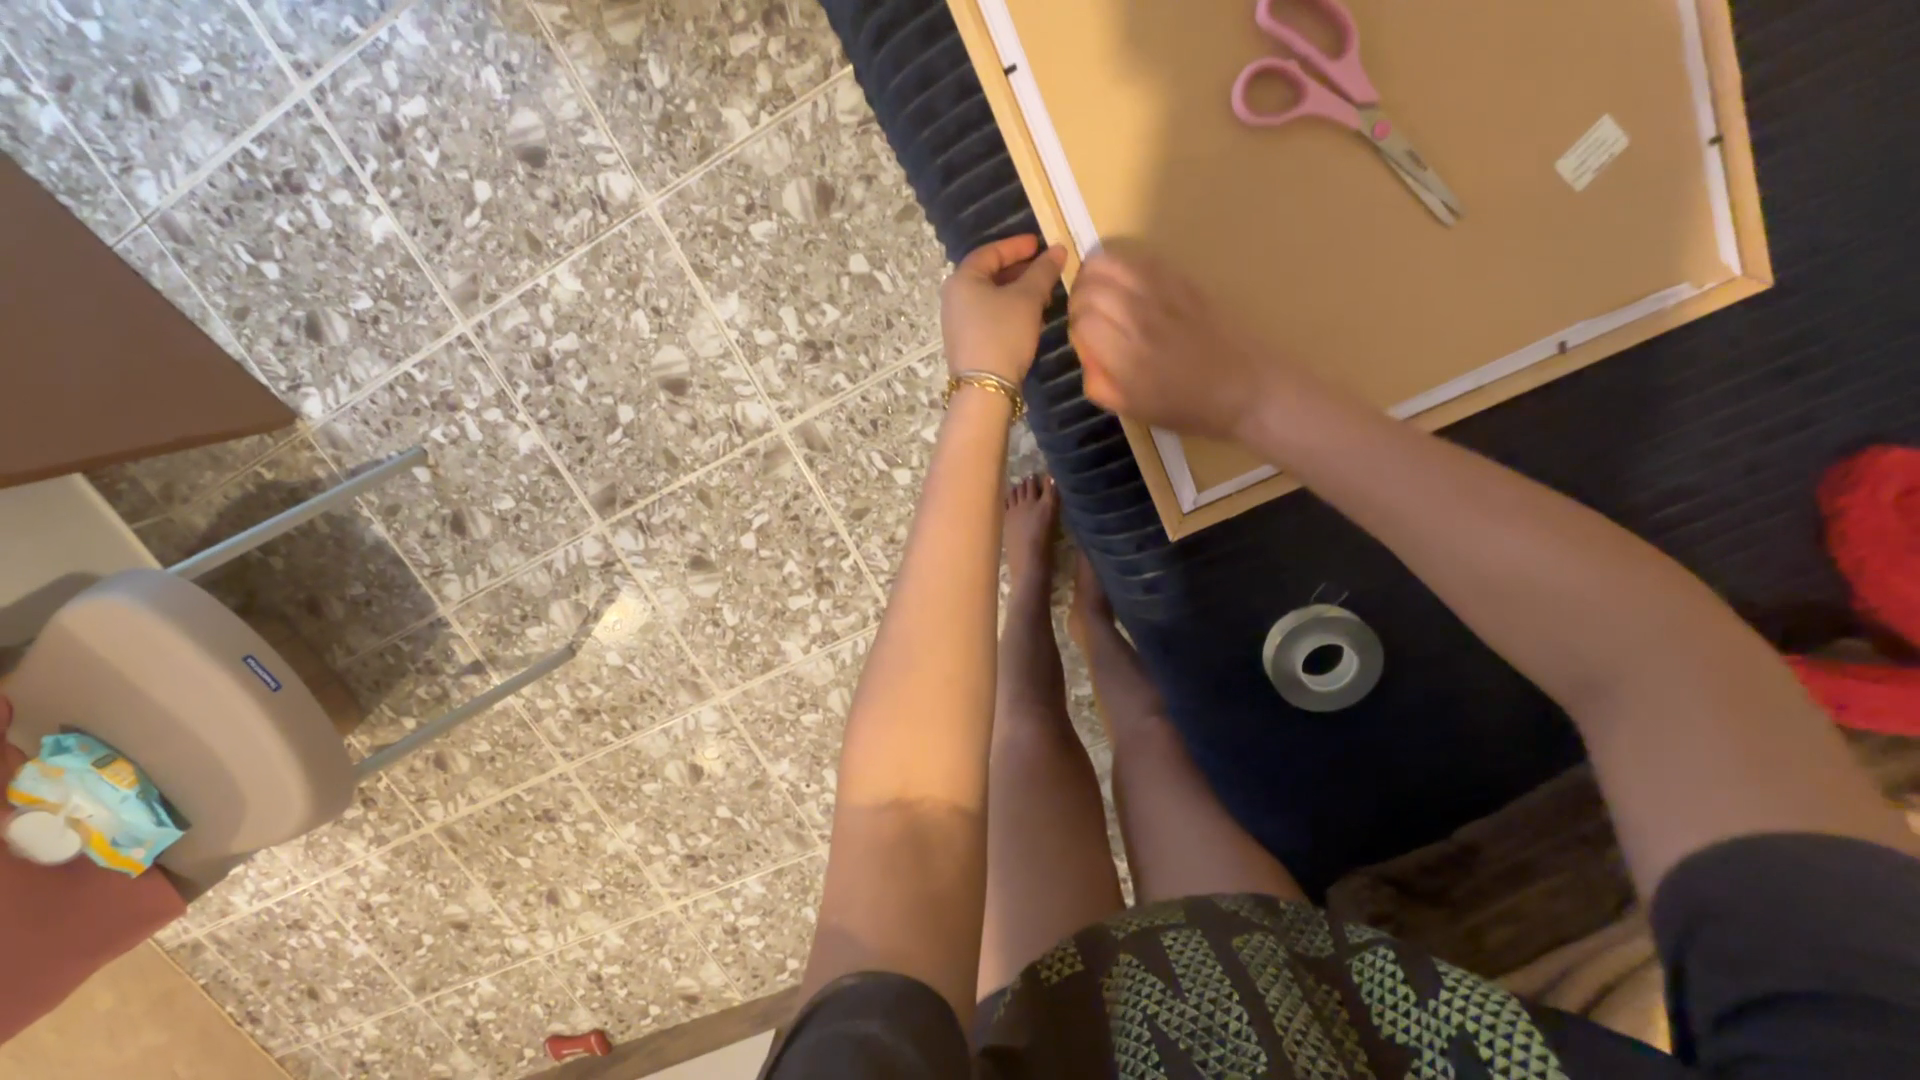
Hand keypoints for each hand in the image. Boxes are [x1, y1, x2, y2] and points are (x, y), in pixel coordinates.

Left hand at [941, 235, 1067, 383]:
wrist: (985, 388)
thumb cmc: (1003, 334)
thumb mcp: (1027, 299)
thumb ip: (1043, 271)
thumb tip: (1057, 250)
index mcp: (962, 279)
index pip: (990, 252)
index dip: (1016, 246)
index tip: (1039, 243)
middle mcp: (954, 297)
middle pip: (989, 274)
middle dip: (1019, 270)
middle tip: (1044, 269)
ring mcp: (958, 322)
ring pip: (991, 297)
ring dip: (1017, 292)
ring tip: (1043, 293)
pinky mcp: (967, 342)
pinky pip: (990, 316)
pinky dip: (1010, 310)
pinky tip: (1030, 318)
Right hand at [1069, 248, 1288, 441]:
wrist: (1246, 388)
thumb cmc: (1189, 408)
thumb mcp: (1133, 411)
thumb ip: (1100, 383)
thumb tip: (1086, 356)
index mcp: (1125, 355)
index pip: (1080, 320)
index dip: (1075, 326)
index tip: (1085, 339)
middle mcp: (1138, 317)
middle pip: (1088, 286)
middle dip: (1079, 298)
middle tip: (1087, 313)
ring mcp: (1160, 293)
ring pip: (1108, 263)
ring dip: (1095, 274)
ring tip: (1100, 291)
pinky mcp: (1180, 280)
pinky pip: (1139, 259)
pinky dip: (1123, 266)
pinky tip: (1127, 284)